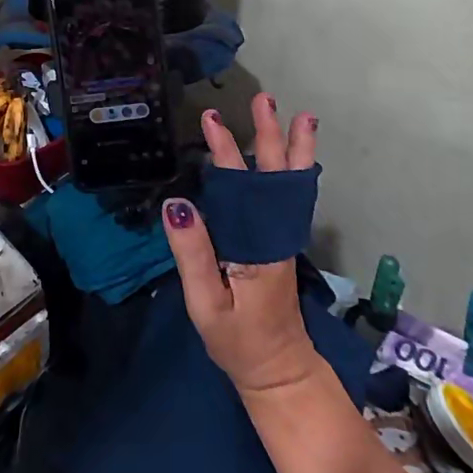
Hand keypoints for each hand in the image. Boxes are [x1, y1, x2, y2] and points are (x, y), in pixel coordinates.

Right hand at [161, 93, 323, 395]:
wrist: (278, 372)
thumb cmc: (238, 339)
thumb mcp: (206, 302)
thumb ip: (193, 254)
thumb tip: (178, 204)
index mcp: (257, 247)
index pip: (241, 188)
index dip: (227, 152)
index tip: (212, 118)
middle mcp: (275, 237)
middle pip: (277, 179)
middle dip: (272, 137)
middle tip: (267, 100)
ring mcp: (279, 241)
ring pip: (289, 187)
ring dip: (289, 150)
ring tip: (294, 116)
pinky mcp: (276, 246)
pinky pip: (284, 199)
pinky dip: (288, 172)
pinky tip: (284, 159)